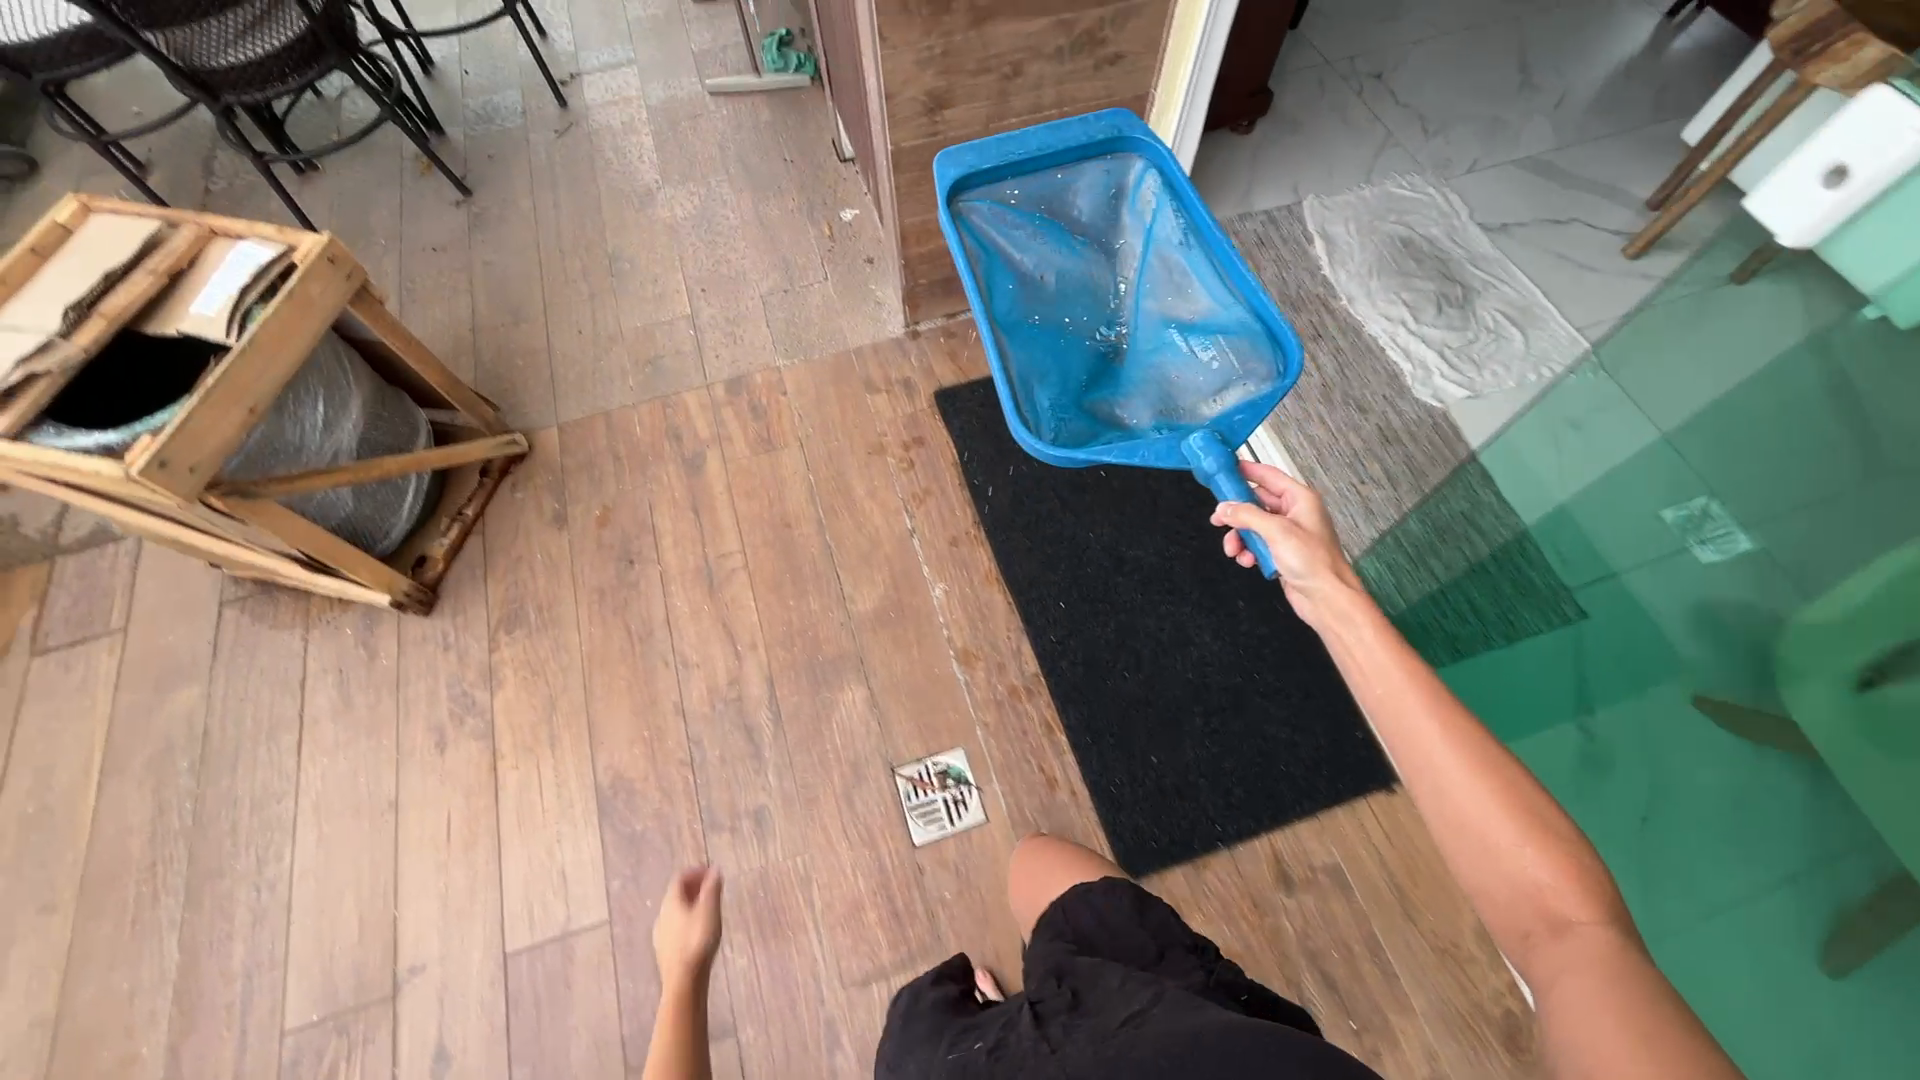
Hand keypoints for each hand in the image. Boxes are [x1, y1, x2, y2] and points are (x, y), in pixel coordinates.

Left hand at [653, 866, 723, 992]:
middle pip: (676, 894)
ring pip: (676, 910)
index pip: (680, 878)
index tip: (711, 871)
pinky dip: (687, 918)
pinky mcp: (664, 949)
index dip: (695, 871)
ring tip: (708, 907)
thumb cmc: (698, 940)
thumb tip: (714, 869)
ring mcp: (661, 933)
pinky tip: (698, 929)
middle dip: (694, 887)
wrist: (683, 980)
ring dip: (691, 903)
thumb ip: (712, 888)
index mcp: (671, 902)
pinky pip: (675, 925)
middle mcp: (662, 914)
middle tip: (711, 887)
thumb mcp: (710, 910)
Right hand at [1210, 461, 1366, 629]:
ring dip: (1239, 537)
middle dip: (1236, 513)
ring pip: (1252, 526)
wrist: (1325, 597)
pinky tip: (1247, 560)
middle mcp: (1294, 513)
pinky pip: (1256, 544)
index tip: (1225, 470)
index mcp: (1299, 499)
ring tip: (1233, 549)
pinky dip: (1247, 551)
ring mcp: (1287, 533)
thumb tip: (1225, 508)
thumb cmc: (1314, 562)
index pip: (1268, 476)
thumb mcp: (1276, 531)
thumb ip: (1247, 515)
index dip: (1246, 471)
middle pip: (1256, 503)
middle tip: (1218, 518)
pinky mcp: (1281, 552)